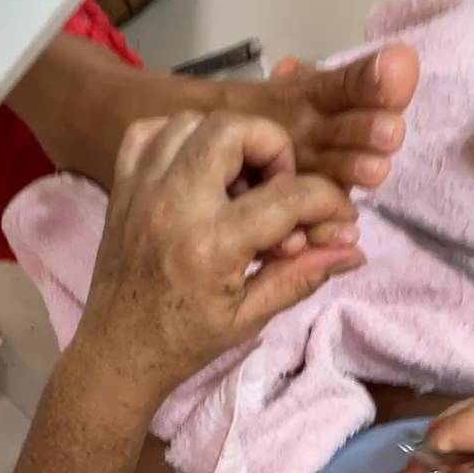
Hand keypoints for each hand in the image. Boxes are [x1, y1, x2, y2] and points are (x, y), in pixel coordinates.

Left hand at [70, 110, 365, 405]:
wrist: (118, 351)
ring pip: (191, 121)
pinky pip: (147, 132)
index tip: (338, 216)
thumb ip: (302, 275)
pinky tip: (195, 168)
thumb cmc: (186, 341)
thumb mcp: (250, 317)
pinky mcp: (121, 189)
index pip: (287, 196)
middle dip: (272, 147)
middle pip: (233, 130)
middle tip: (278, 187)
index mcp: (210, 247)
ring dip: (227, 140)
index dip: (326, 201)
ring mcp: (141, 192)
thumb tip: (355, 250)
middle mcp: (173, 207)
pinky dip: (178, 138)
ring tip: (239, 182)